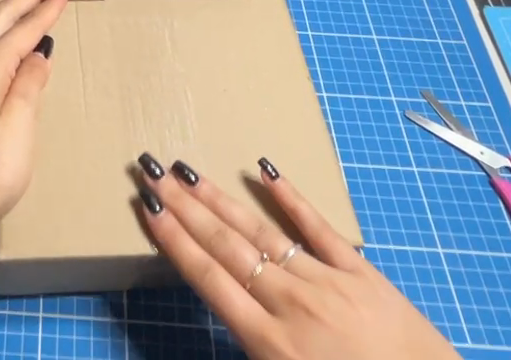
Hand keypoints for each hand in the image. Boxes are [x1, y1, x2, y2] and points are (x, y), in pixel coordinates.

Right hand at [137, 153, 459, 359]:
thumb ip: (255, 355)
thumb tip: (224, 313)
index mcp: (272, 346)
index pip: (210, 281)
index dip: (176, 242)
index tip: (149, 208)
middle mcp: (292, 305)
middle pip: (226, 247)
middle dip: (185, 208)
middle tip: (152, 171)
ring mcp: (327, 282)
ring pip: (261, 232)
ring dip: (220, 199)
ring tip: (187, 170)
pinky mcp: (361, 272)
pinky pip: (319, 229)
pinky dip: (290, 198)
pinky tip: (264, 169)